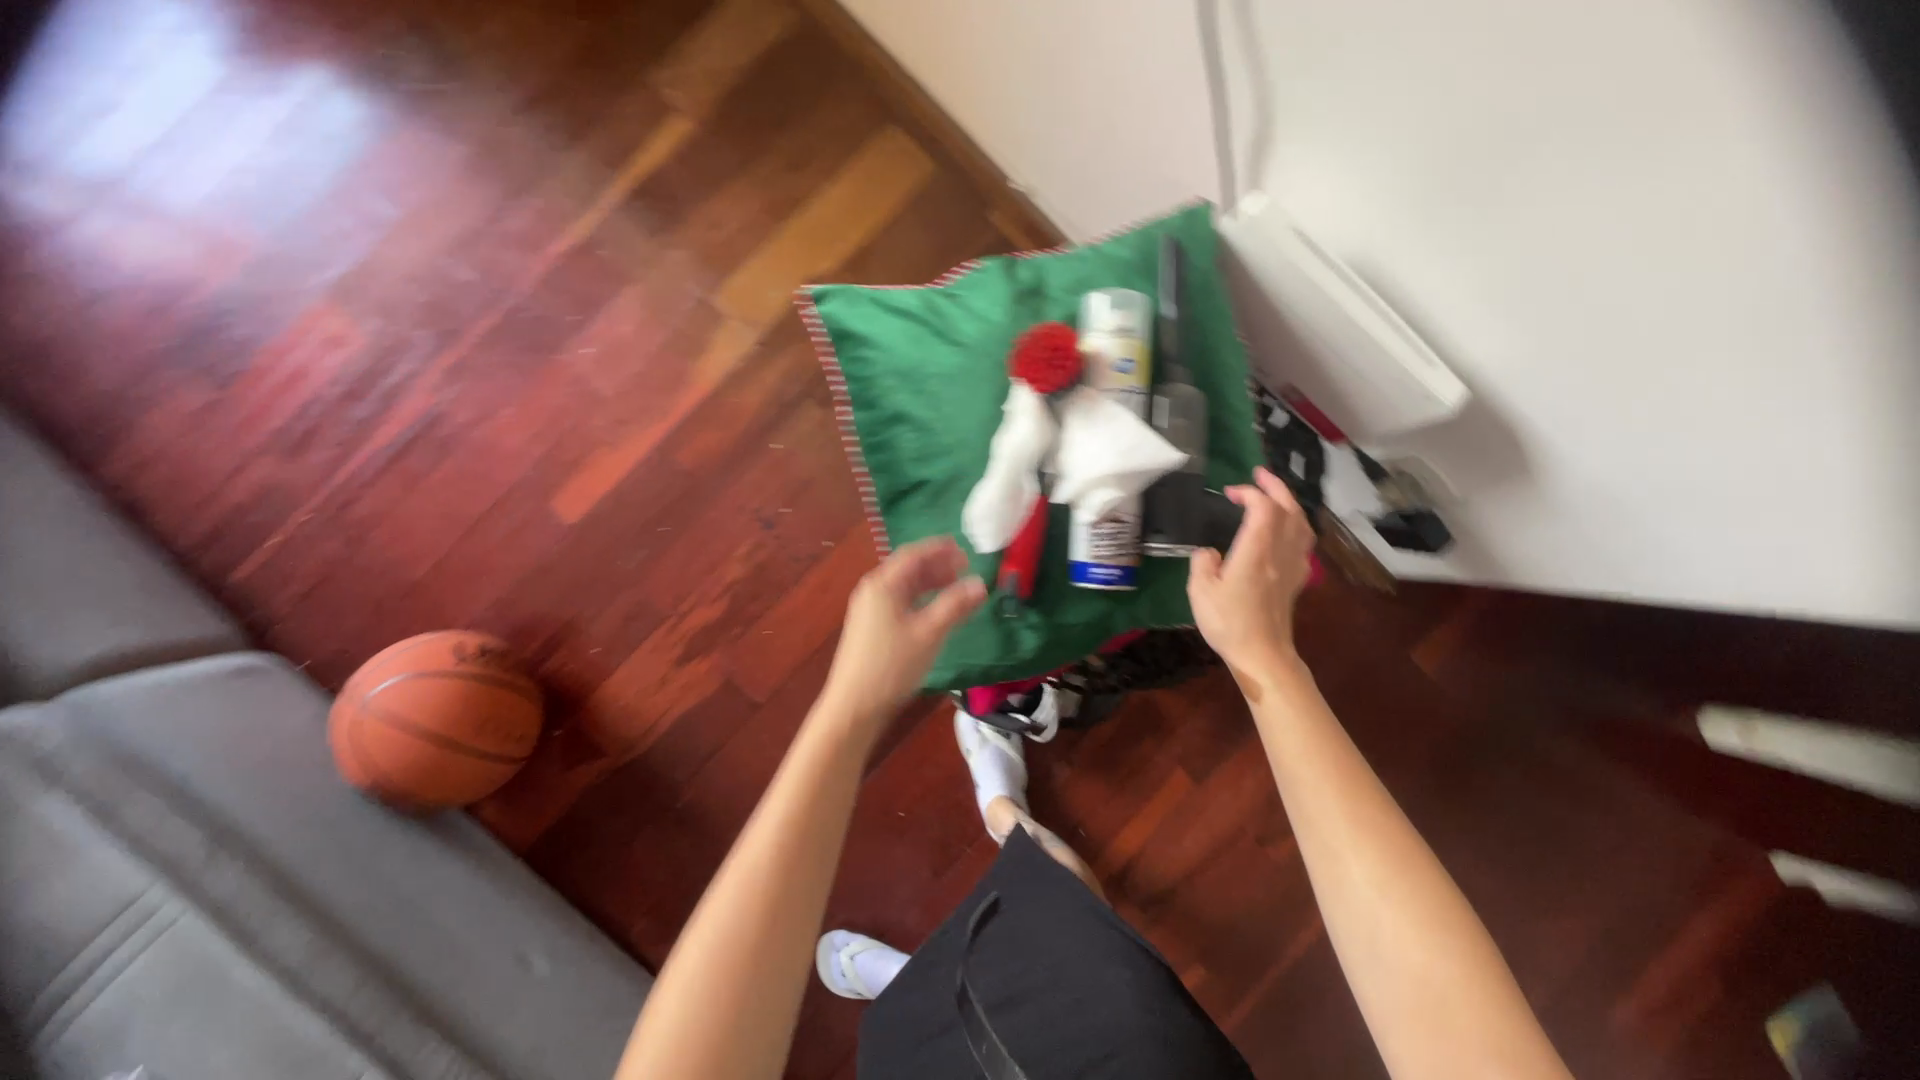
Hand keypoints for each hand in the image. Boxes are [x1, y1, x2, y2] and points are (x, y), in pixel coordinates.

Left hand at [819, 535, 985, 734]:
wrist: (854, 705)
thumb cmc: (892, 665)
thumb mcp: (929, 633)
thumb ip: (955, 605)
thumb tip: (981, 583)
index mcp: (883, 585)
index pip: (913, 554)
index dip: (939, 548)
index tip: (964, 548)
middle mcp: (873, 591)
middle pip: (908, 569)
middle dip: (937, 566)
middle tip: (966, 567)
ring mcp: (869, 611)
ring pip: (904, 588)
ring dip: (930, 583)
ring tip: (956, 586)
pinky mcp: (871, 629)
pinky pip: (900, 603)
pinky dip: (921, 600)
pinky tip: (936, 611)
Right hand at [1188, 466, 1315, 677]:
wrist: (1261, 654)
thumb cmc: (1228, 623)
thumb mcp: (1199, 591)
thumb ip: (1202, 563)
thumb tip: (1210, 552)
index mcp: (1255, 551)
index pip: (1263, 507)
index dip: (1249, 492)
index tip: (1230, 493)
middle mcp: (1279, 552)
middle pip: (1288, 509)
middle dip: (1275, 487)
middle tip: (1259, 475)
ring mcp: (1292, 565)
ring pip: (1301, 523)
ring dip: (1289, 504)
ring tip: (1275, 496)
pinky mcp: (1297, 579)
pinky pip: (1303, 542)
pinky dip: (1296, 526)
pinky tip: (1286, 531)